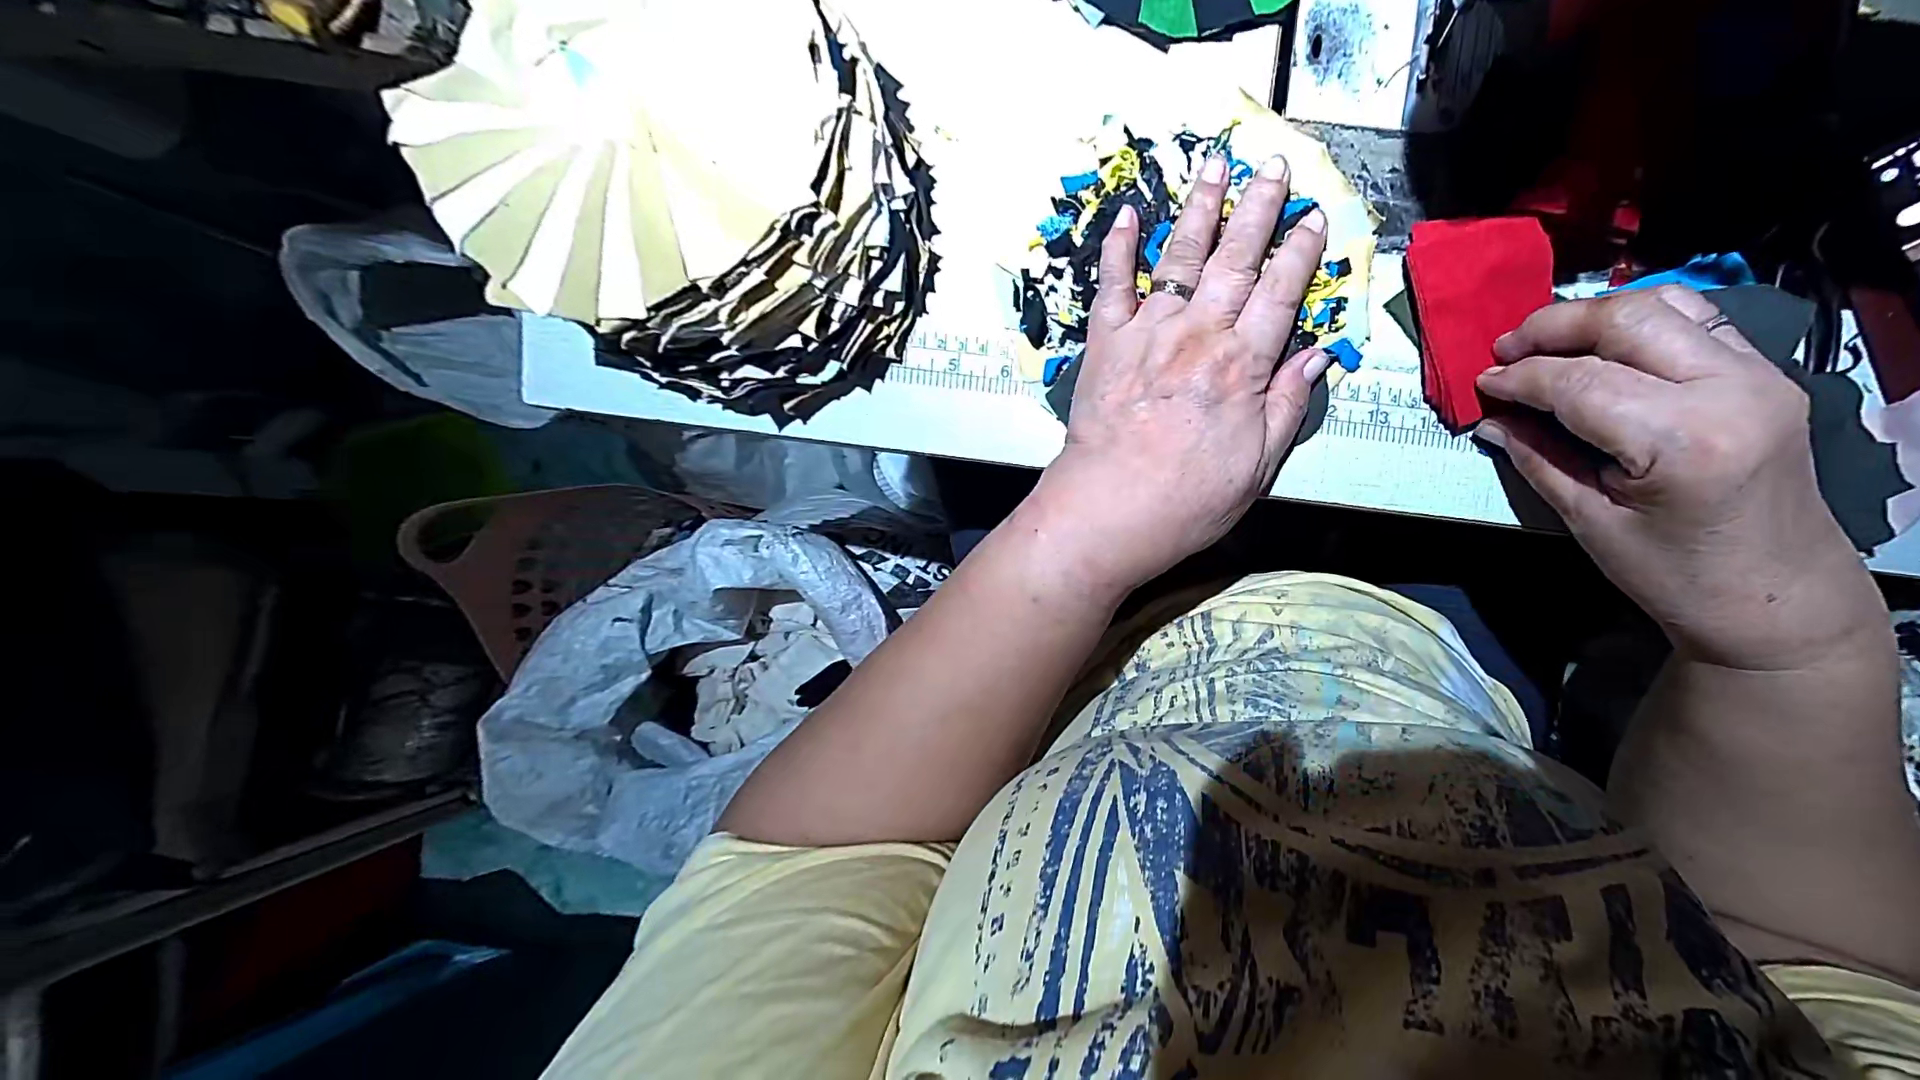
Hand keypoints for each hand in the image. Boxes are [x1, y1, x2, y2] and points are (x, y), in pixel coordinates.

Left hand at [1016, 153, 1331, 601]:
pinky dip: (1117, 249)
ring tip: (1215, 166)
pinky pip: (1112, 287)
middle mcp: (1198, 336)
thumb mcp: (1257, 465)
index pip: (1282, 293)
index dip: (1301, 252)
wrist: (1109, 509)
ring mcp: (1147, 334)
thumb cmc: (1187, 500)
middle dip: (1258, 210)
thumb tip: (1316, 356)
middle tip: (1275, 167)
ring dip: (1200, 210)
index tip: (1314, 219)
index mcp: (1243, 366)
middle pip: (1236, 260)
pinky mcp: (1104, 344)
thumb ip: (1285, 405)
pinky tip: (1127, 217)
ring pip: (1179, 258)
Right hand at [1477, 286, 1882, 670]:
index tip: (1481, 384)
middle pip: (1629, 321)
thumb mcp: (1587, 519)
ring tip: (1544, 343)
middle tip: (1504, 351)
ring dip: (1593, 316)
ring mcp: (1759, 376)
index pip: (1581, 382)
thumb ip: (1538, 457)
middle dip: (1553, 326)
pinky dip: (1634, 322)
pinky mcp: (1762, 374)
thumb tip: (1492, 417)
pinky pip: (1693, 321)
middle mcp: (1733, 391)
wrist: (1776, 592)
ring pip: (1666, 305)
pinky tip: (1596, 347)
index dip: (1519, 378)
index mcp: (1685, 439)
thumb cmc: (1671, 571)